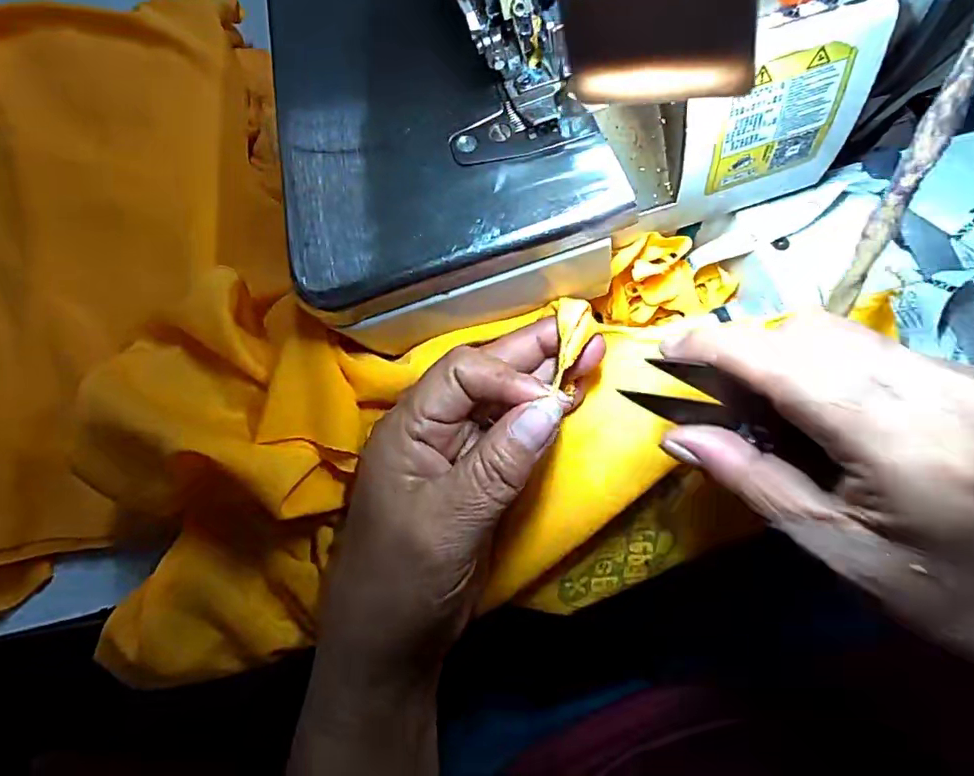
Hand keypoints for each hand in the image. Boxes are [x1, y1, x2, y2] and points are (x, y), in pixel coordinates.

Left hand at [289, 317, 602, 775]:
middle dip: (531, 355)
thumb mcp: (449, 522)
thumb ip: (498, 463)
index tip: (554, 396)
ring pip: (498, 402)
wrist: (388, 643)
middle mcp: (430, 427)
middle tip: (584, 331)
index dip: (509, 375)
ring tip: (586, 355)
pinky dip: (537, 419)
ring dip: (540, 381)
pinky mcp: (473, 477)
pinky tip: (565, 403)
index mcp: (409, 425)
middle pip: (482, 377)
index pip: (461, 374)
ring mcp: (452, 451)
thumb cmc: (403, 580)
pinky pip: (507, 436)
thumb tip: (552, 405)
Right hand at [656, 313, 973, 699]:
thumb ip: (754, 481)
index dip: (715, 345)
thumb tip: (676, 436)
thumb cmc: (966, 607)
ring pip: (842, 332)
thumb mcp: (845, 555)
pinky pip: (878, 348)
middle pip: (811, 332)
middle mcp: (947, 393)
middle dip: (747, 348)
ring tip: (768, 403)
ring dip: (785, 353)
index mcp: (912, 446)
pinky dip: (830, 364)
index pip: (786, 363)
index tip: (663, 350)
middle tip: (713, 390)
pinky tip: (831, 410)